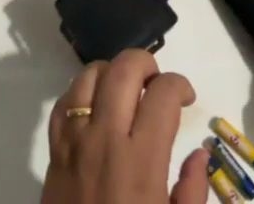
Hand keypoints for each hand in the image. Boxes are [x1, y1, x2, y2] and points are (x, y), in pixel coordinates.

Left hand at [42, 49, 211, 203]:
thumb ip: (192, 192)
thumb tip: (200, 154)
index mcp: (141, 160)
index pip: (163, 94)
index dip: (180, 84)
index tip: (187, 98)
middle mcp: (105, 140)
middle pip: (123, 71)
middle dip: (146, 62)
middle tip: (158, 82)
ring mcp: (74, 143)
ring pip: (88, 77)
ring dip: (112, 72)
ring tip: (127, 89)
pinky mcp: (53, 153)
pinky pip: (63, 104)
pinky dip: (81, 91)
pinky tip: (95, 105)